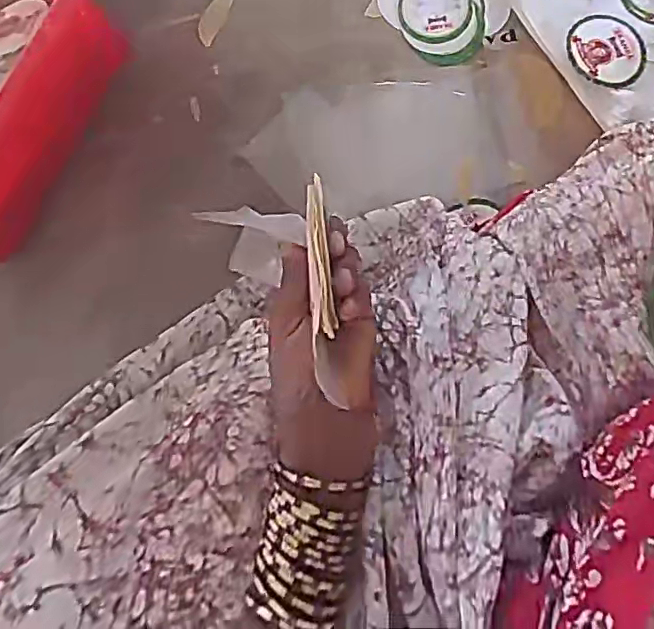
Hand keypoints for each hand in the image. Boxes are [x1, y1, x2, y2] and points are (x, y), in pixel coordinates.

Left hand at [269, 218, 377, 481]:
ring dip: (347, 271)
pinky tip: (353, 301)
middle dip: (335, 251)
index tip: (323, 222)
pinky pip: (364, 303)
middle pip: (330, 267)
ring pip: (350, 281)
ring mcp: (344, 319)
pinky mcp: (366, 331)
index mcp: (293, 305)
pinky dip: (360, 297)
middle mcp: (318, 307)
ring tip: (344, 272)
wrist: (325, 432)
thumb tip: (291, 245)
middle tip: (339, 239)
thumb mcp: (287, 331)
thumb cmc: (296, 381)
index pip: (306, 264)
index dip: (315, 242)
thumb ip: (294, 287)